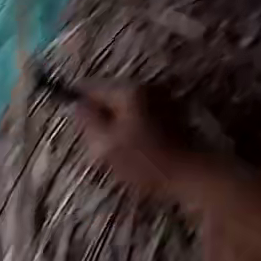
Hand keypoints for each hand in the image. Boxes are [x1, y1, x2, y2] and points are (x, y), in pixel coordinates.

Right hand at [73, 81, 197, 194]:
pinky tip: (134, 148)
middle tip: (94, 142)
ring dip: (117, 123)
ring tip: (114, 150)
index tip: (73, 120)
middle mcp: (146, 87)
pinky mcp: (171, 113)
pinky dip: (133, 127)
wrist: (188, 174)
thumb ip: (88, 120)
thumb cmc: (144, 160)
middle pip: (111, 96)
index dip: (79, 102)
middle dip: (100, 115)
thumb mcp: (106, 144)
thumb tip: (75, 105)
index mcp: (128, 90)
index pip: (93, 87)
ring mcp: (161, 98)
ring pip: (126, 106)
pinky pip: (142, 114)